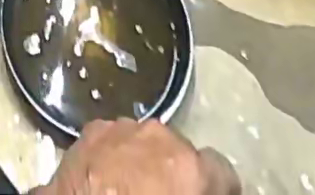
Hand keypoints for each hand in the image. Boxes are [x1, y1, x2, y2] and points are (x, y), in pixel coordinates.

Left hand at [36, 119, 239, 194]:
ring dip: (147, 162)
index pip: (222, 171)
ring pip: (146, 143)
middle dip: (179, 175)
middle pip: (181, 153)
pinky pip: (116, 140)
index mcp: (189, 166)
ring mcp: (121, 126)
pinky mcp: (92, 129)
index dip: (220, 190)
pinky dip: (118, 156)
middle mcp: (158, 135)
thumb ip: (197, 192)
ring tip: (135, 191)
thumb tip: (193, 190)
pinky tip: (108, 181)